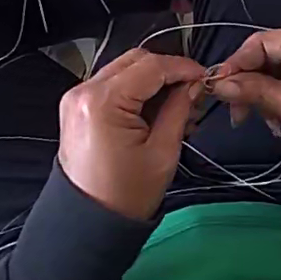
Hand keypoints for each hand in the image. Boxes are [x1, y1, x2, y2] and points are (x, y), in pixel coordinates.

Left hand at [57, 48, 208, 219]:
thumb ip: (178, 110)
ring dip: (151, 80)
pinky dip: (134, 90)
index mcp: (102, 101)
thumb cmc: (125, 194)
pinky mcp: (76, 105)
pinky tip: (154, 109)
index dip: (181, 67)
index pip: (149, 66)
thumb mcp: (162, 152)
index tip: (204, 76)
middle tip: (192, 91)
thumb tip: (192, 85)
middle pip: (134, 60)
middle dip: (166, 71)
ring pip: (122, 68)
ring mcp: (76, 96)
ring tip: (177, 104)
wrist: (88, 219)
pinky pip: (110, 84)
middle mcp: (84, 90)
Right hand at [209, 25, 280, 166]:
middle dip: (248, 84)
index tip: (217, 87)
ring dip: (261, 96)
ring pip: (272, 71)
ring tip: (262, 122)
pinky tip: (277, 122)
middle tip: (236, 112)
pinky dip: (275, 100)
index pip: (261, 42)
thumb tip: (217, 83)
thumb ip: (254, 90)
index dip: (236, 64)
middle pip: (265, 56)